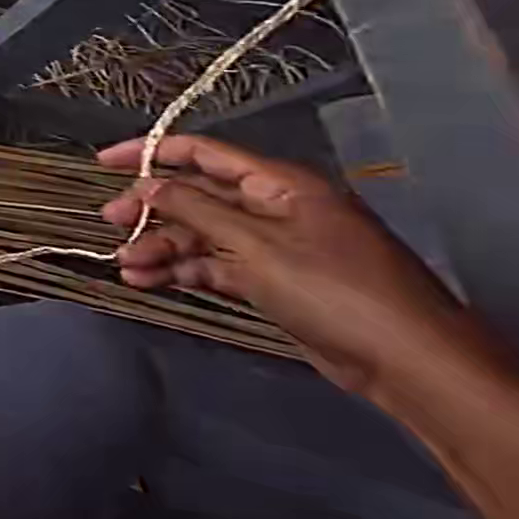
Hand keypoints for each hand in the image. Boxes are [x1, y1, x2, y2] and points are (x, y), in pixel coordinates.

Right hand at [98, 134, 474, 393]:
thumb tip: (148, 184)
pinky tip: (150, 280)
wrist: (412, 367)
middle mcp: (273, 208)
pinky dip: (183, 271)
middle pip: (196, 196)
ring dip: (162, 247)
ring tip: (127, 266)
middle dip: (151, 208)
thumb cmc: (335, 290)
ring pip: (201, 235)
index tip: (105, 161)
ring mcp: (273, 246)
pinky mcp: (272, 281)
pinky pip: (215, 265)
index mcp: (278, 184)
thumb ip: (195, 209)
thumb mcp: (255, 244)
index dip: (150, 152)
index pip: (202, 153)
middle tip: (111, 221)